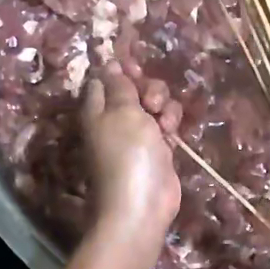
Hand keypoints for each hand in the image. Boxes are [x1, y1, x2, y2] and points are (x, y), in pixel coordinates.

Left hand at [81, 63, 180, 241]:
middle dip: (148, 88)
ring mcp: (136, 135)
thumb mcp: (122, 112)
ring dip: (163, 106)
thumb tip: (108, 64)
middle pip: (133, 89)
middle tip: (152, 102)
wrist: (141, 204)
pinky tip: (172, 135)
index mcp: (97, 109)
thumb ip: (119, 87)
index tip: (136, 64)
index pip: (104, 79)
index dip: (121, 68)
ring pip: (154, 105)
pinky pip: (165, 125)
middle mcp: (114, 120)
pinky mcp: (156, 149)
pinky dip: (170, 125)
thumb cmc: (127, 153)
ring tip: (164, 122)